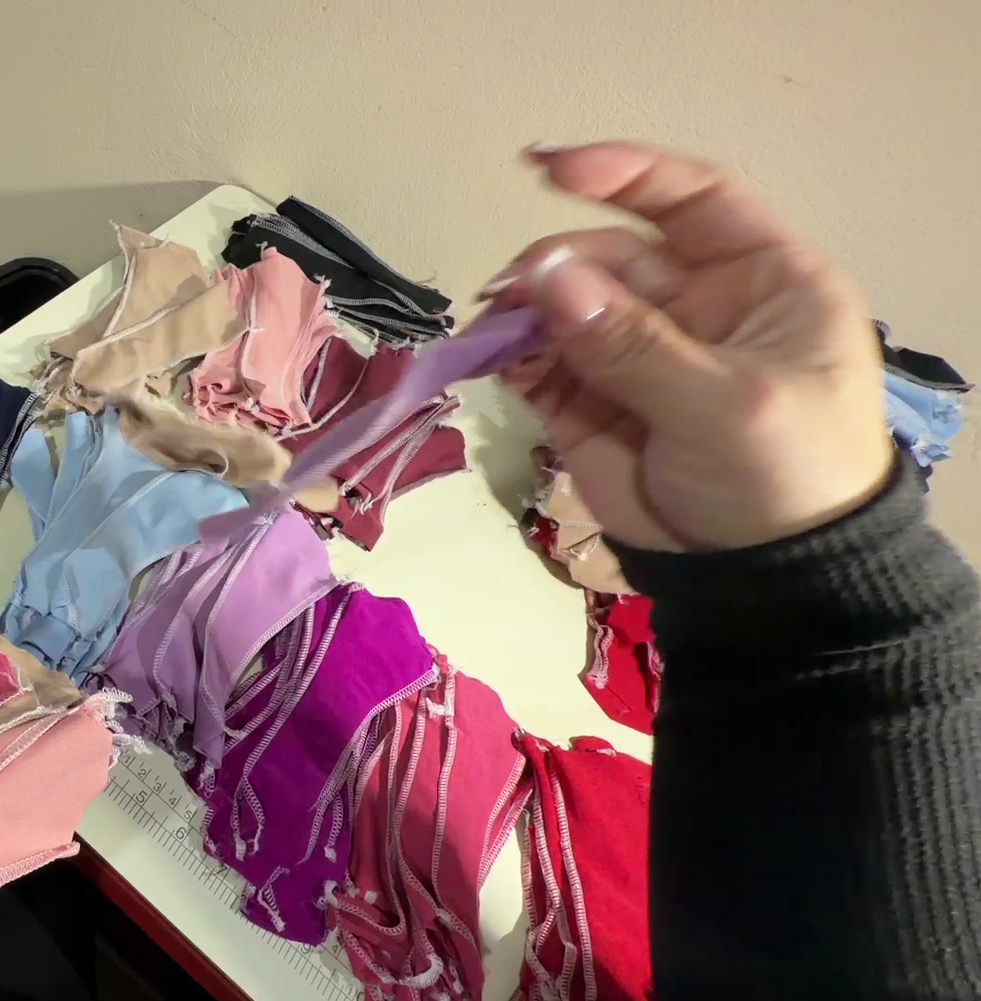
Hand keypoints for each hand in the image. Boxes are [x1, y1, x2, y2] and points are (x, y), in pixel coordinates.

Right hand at [480, 142, 891, 551]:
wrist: (747, 567)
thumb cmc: (778, 471)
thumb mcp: (720, 402)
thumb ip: (631, 343)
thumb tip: (545, 279)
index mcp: (752, 281)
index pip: (691, 200)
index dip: (624, 174)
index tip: (546, 168)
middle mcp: (683, 305)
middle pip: (602, 259)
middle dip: (551, 271)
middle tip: (505, 298)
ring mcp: (624, 352)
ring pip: (556, 309)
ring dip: (516, 316)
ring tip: (486, 338)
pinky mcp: (579, 397)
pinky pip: (531, 362)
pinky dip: (504, 360)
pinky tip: (487, 364)